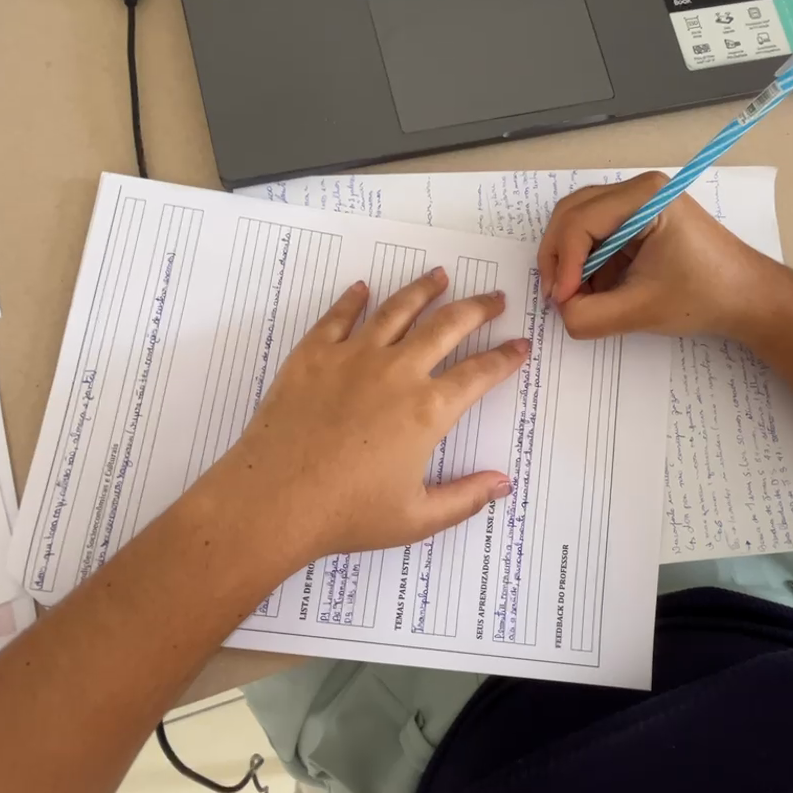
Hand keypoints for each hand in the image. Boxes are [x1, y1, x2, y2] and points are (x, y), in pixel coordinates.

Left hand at [192, 268, 528, 563]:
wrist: (273, 500)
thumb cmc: (346, 515)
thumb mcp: (416, 518)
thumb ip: (465, 497)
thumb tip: (504, 483)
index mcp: (428, 410)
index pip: (480, 373)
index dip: (505, 357)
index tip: (520, 345)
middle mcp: (397, 372)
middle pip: (447, 326)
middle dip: (477, 308)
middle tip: (494, 297)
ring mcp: (353, 357)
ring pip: (398, 309)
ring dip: (423, 289)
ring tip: (440, 275)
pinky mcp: (313, 355)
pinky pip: (338, 316)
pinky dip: (353, 299)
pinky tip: (363, 287)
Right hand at [538, 172, 779, 339]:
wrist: (747, 298)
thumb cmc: (705, 297)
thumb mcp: (639, 311)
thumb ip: (588, 315)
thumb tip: (560, 311)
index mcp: (644, 197)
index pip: (580, 222)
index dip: (563, 264)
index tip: (562, 301)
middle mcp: (636, 190)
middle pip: (571, 215)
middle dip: (558, 258)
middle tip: (558, 297)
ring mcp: (636, 204)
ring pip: (578, 225)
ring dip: (569, 262)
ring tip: (576, 296)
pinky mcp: (637, 222)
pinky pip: (595, 237)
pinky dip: (585, 265)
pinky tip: (594, 290)